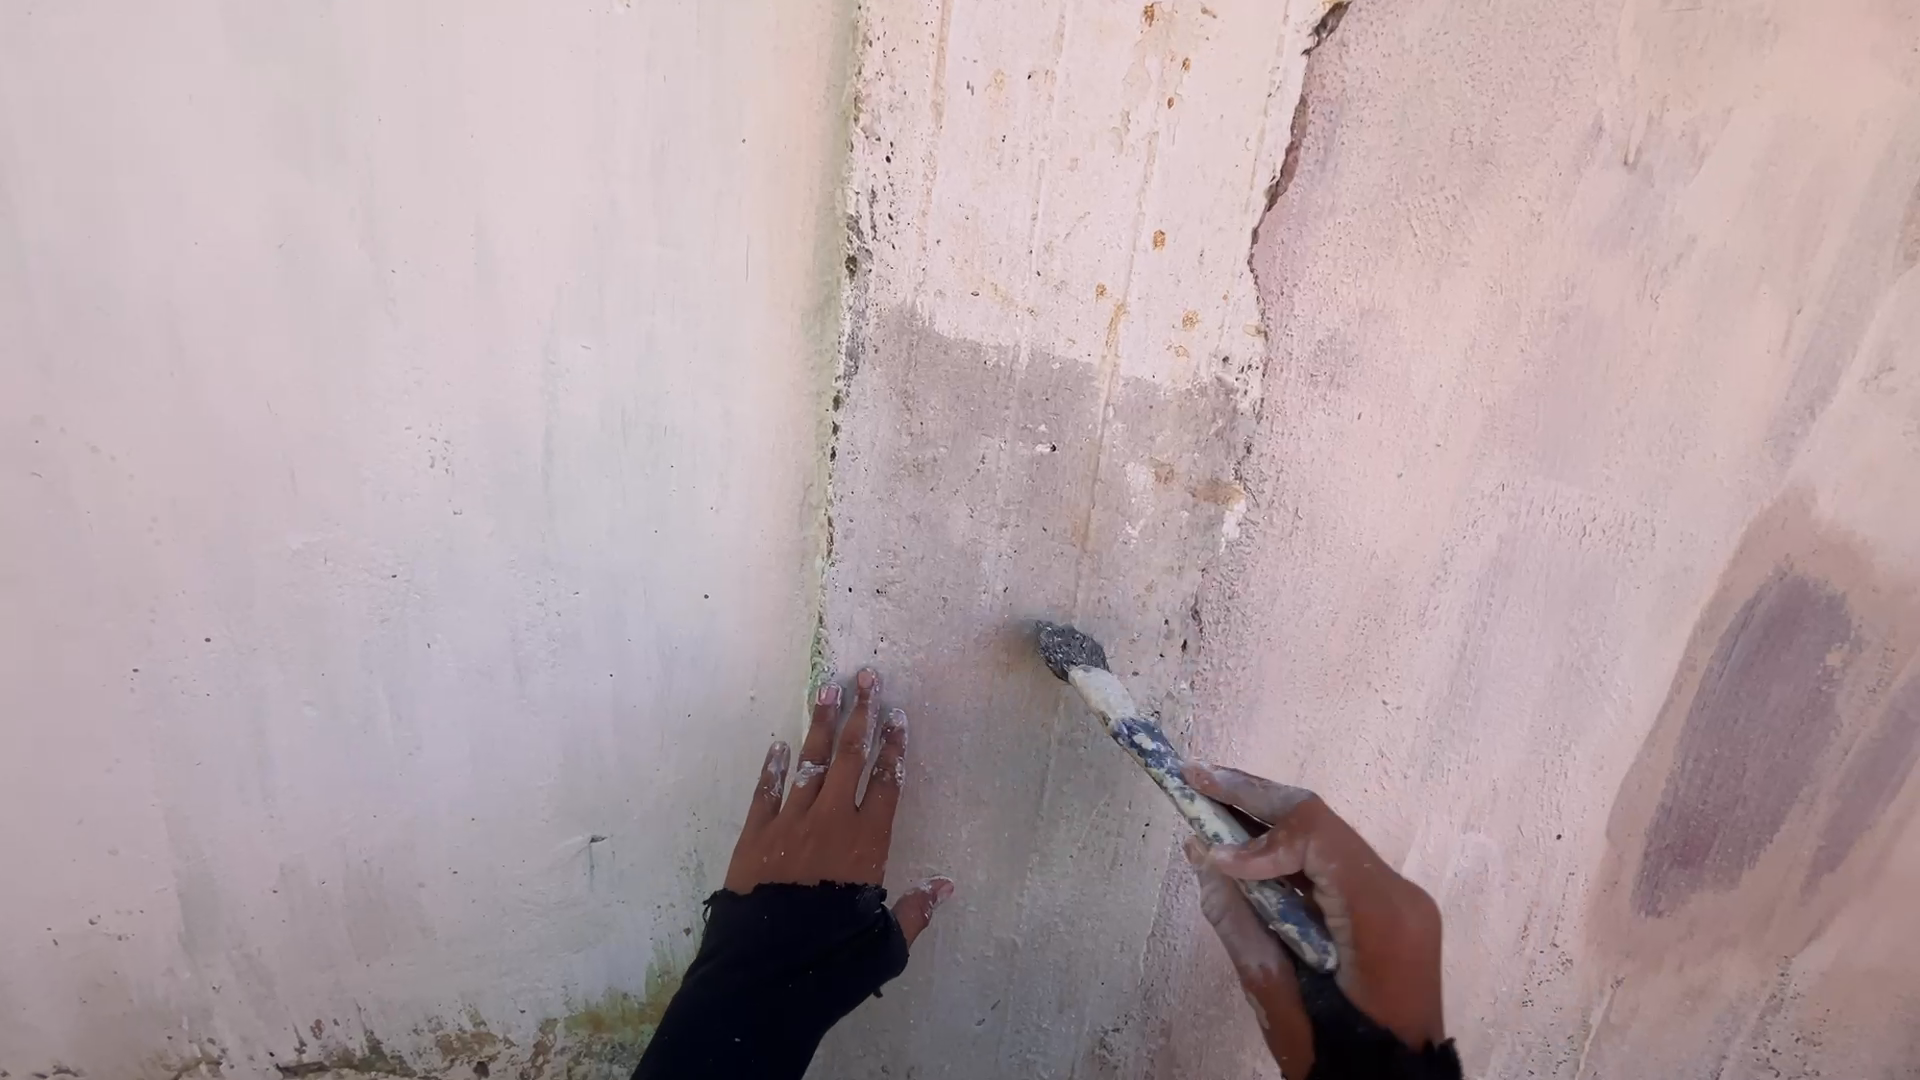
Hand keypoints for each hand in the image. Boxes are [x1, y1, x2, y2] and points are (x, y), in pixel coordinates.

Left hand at [723, 668, 953, 942]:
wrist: (763, 977)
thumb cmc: (831, 961)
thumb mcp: (884, 944)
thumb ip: (915, 911)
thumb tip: (946, 886)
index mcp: (865, 843)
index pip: (886, 782)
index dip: (894, 746)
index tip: (898, 714)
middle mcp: (831, 821)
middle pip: (850, 757)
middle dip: (861, 714)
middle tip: (866, 677)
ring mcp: (790, 824)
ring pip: (810, 763)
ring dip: (820, 725)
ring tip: (827, 690)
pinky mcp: (755, 836)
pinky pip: (767, 793)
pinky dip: (774, 768)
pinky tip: (778, 744)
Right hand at [1181, 762, 1445, 1077]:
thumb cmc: (1332, 1048)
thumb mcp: (1273, 991)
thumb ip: (1234, 916)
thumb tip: (1200, 852)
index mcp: (1380, 913)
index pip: (1314, 831)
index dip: (1256, 830)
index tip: (1211, 849)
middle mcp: (1397, 890)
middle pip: (1316, 816)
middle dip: (1251, 794)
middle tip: (1194, 775)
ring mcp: (1396, 894)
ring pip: (1320, 829)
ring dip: (1262, 812)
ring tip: (1209, 791)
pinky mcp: (1385, 903)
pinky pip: (1326, 856)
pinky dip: (1280, 843)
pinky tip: (1241, 836)